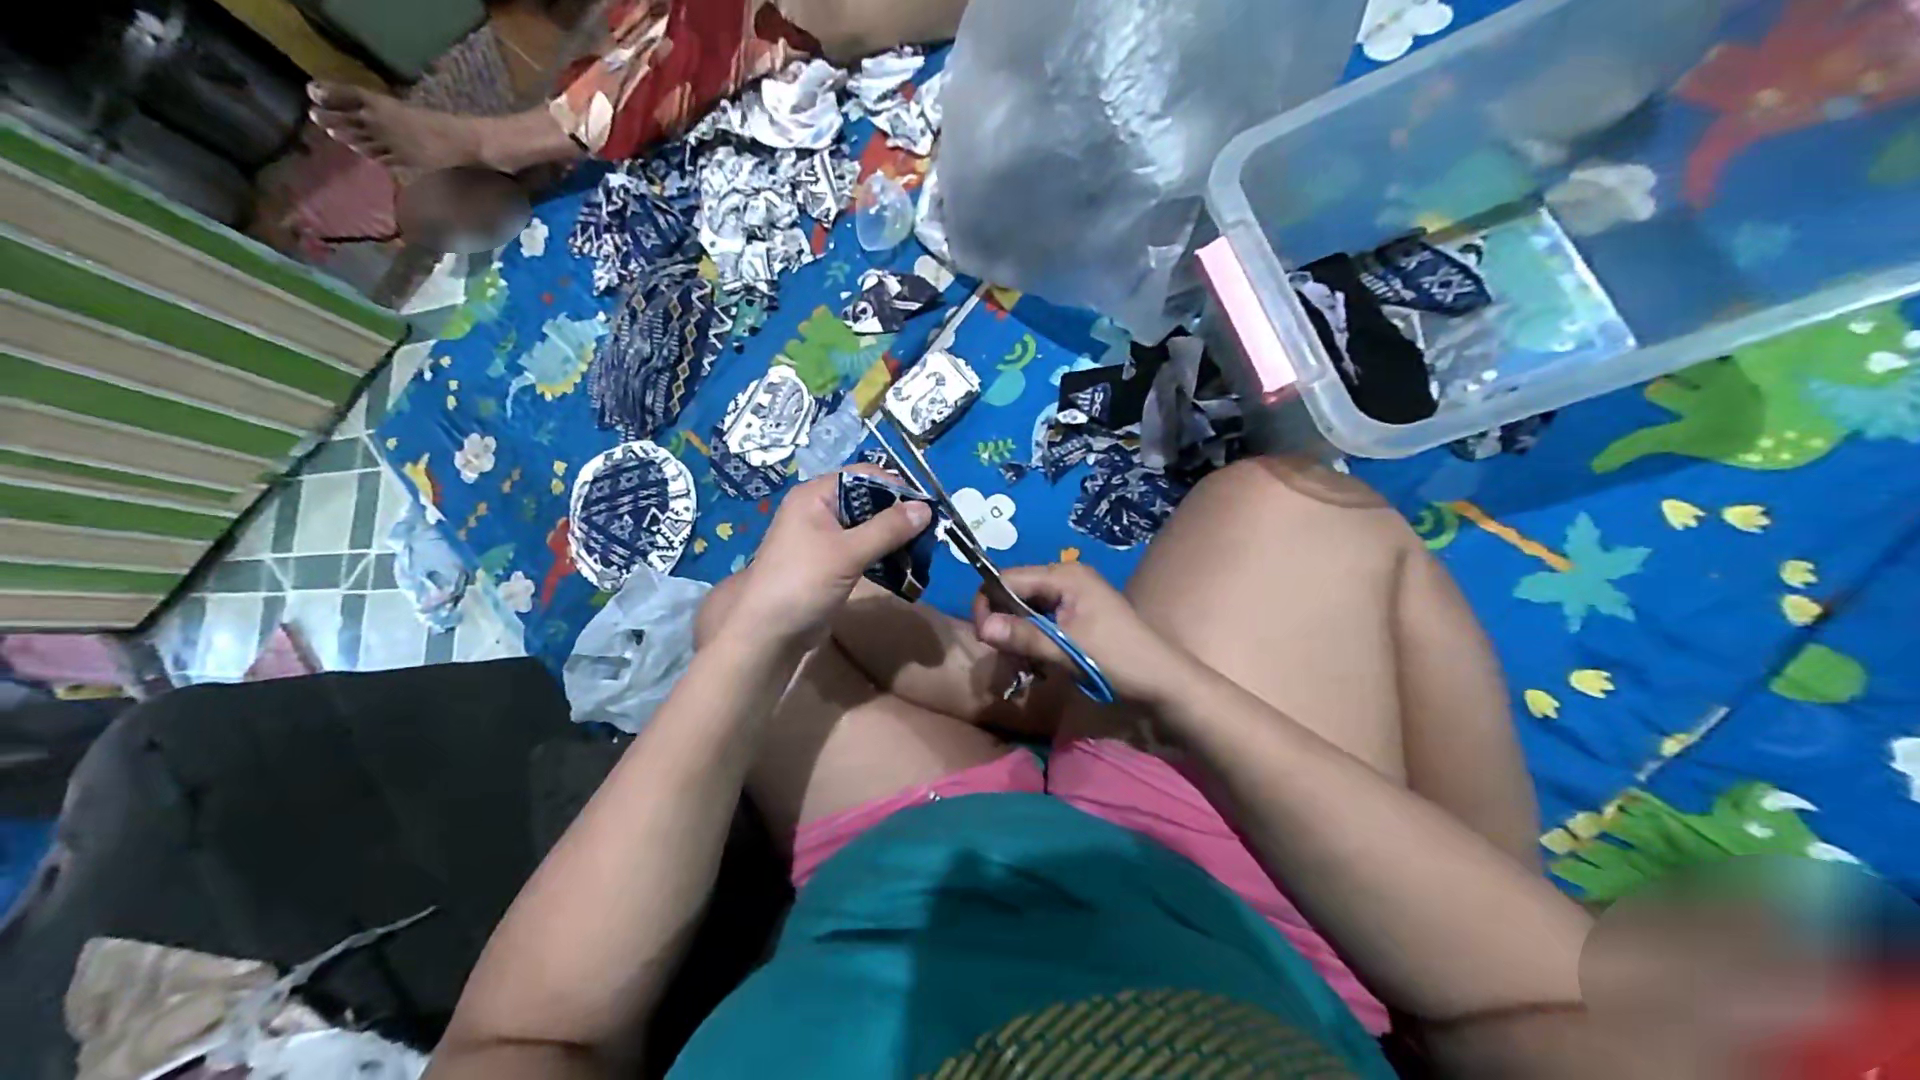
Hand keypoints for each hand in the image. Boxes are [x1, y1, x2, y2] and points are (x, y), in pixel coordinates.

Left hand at [726, 466, 932, 646]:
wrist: (768, 633)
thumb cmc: (803, 583)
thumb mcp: (848, 553)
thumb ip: (888, 529)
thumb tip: (926, 508)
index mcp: (816, 495)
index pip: (863, 475)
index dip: (896, 487)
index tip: (926, 507)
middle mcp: (818, 509)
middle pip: (867, 500)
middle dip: (898, 514)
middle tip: (929, 531)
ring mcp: (823, 537)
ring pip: (867, 526)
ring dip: (893, 536)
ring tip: (921, 550)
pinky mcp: (829, 562)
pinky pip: (862, 548)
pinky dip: (882, 553)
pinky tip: (903, 565)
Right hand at [970, 562, 1194, 706]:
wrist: (1164, 683)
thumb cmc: (1119, 661)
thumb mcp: (1067, 650)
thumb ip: (1023, 637)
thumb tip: (982, 628)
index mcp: (1064, 575)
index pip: (1006, 578)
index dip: (989, 605)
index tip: (986, 639)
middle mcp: (1066, 578)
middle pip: (1014, 593)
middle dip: (1005, 625)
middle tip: (1011, 659)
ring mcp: (1072, 598)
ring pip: (1025, 612)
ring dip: (1019, 639)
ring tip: (1028, 667)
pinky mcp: (1077, 617)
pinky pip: (1041, 623)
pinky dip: (1034, 643)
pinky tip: (1041, 666)